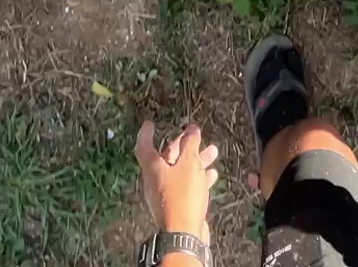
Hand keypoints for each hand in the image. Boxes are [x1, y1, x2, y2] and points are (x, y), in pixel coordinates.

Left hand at [135, 121, 218, 242]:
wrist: (184, 234)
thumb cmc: (183, 194)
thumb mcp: (189, 163)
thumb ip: (191, 144)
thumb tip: (192, 129)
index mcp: (152, 168)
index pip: (144, 146)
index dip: (146, 134)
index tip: (150, 124)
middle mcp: (155, 181)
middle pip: (167, 158)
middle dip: (183, 145)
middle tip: (194, 135)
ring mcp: (165, 196)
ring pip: (180, 172)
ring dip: (195, 161)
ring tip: (213, 152)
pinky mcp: (176, 207)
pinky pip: (186, 186)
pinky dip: (197, 178)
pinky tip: (212, 175)